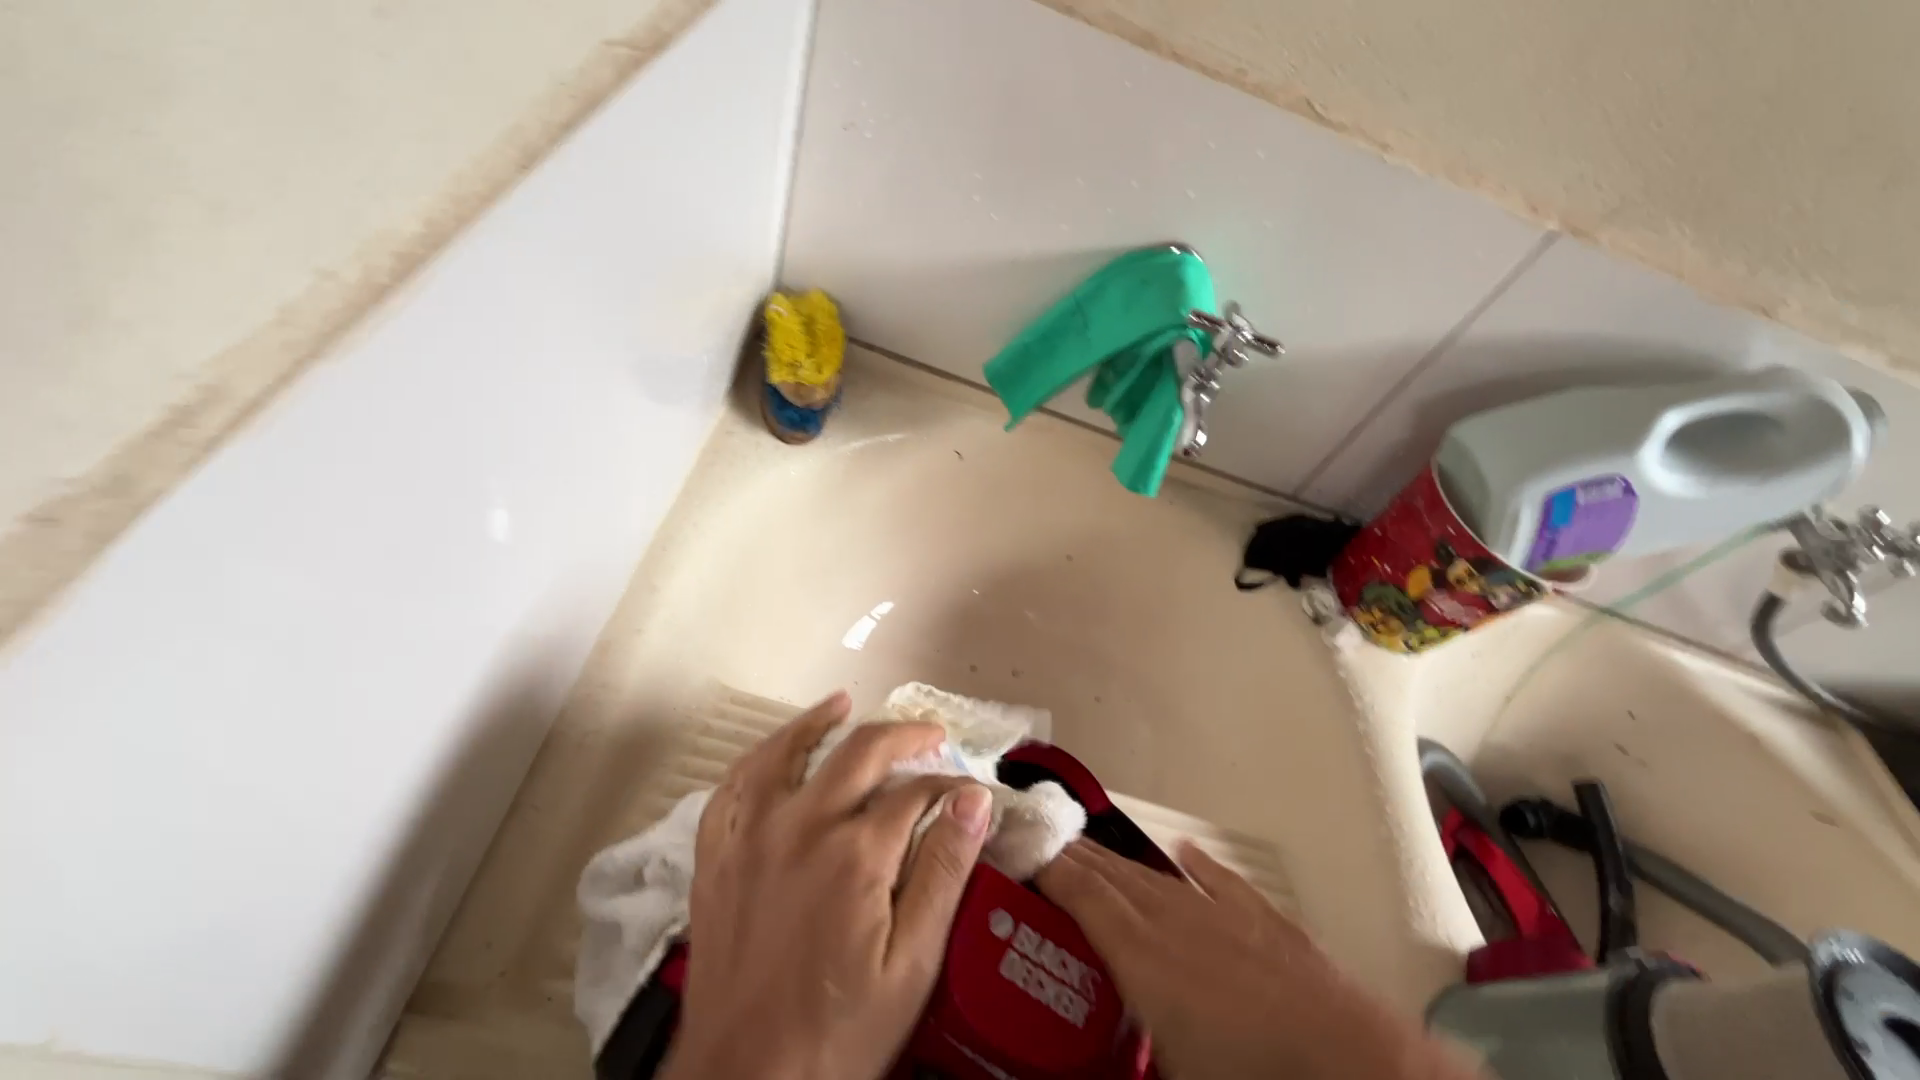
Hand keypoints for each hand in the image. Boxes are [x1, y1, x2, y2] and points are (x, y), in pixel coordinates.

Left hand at [661, 691, 994, 1079]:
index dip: (951, 787)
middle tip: (930, 736)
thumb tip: (974, 800)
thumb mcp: (911, 964)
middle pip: (858, 753)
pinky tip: (772, 754)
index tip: (971, 794)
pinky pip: (732, 787)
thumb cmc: (838, 1032)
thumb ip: (942, 872)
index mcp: (855, 852)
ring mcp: (750, 836)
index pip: (916, 793)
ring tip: (842, 702)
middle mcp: (800, 825)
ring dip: (818, 722)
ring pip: (785, 751)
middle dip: (903, 736)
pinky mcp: (716, 856)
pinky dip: (757, 759)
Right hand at [1037, 840, 1481, 1079]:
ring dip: (1117, 861)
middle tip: (1037, 842)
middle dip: (1070, 855)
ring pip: (1154, 875)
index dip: (1045, 865)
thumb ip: (1110, 1062)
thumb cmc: (1249, 1075)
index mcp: (1140, 953)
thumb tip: (1072, 1070)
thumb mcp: (1164, 1075)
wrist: (1355, 1065)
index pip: (1080, 891)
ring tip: (1089, 850)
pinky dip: (1195, 866)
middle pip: (1111, 874)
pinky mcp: (1266, 922)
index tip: (1015, 848)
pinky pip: (1219, 881)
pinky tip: (1182, 853)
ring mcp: (1223, 915)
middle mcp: (1174, 919)